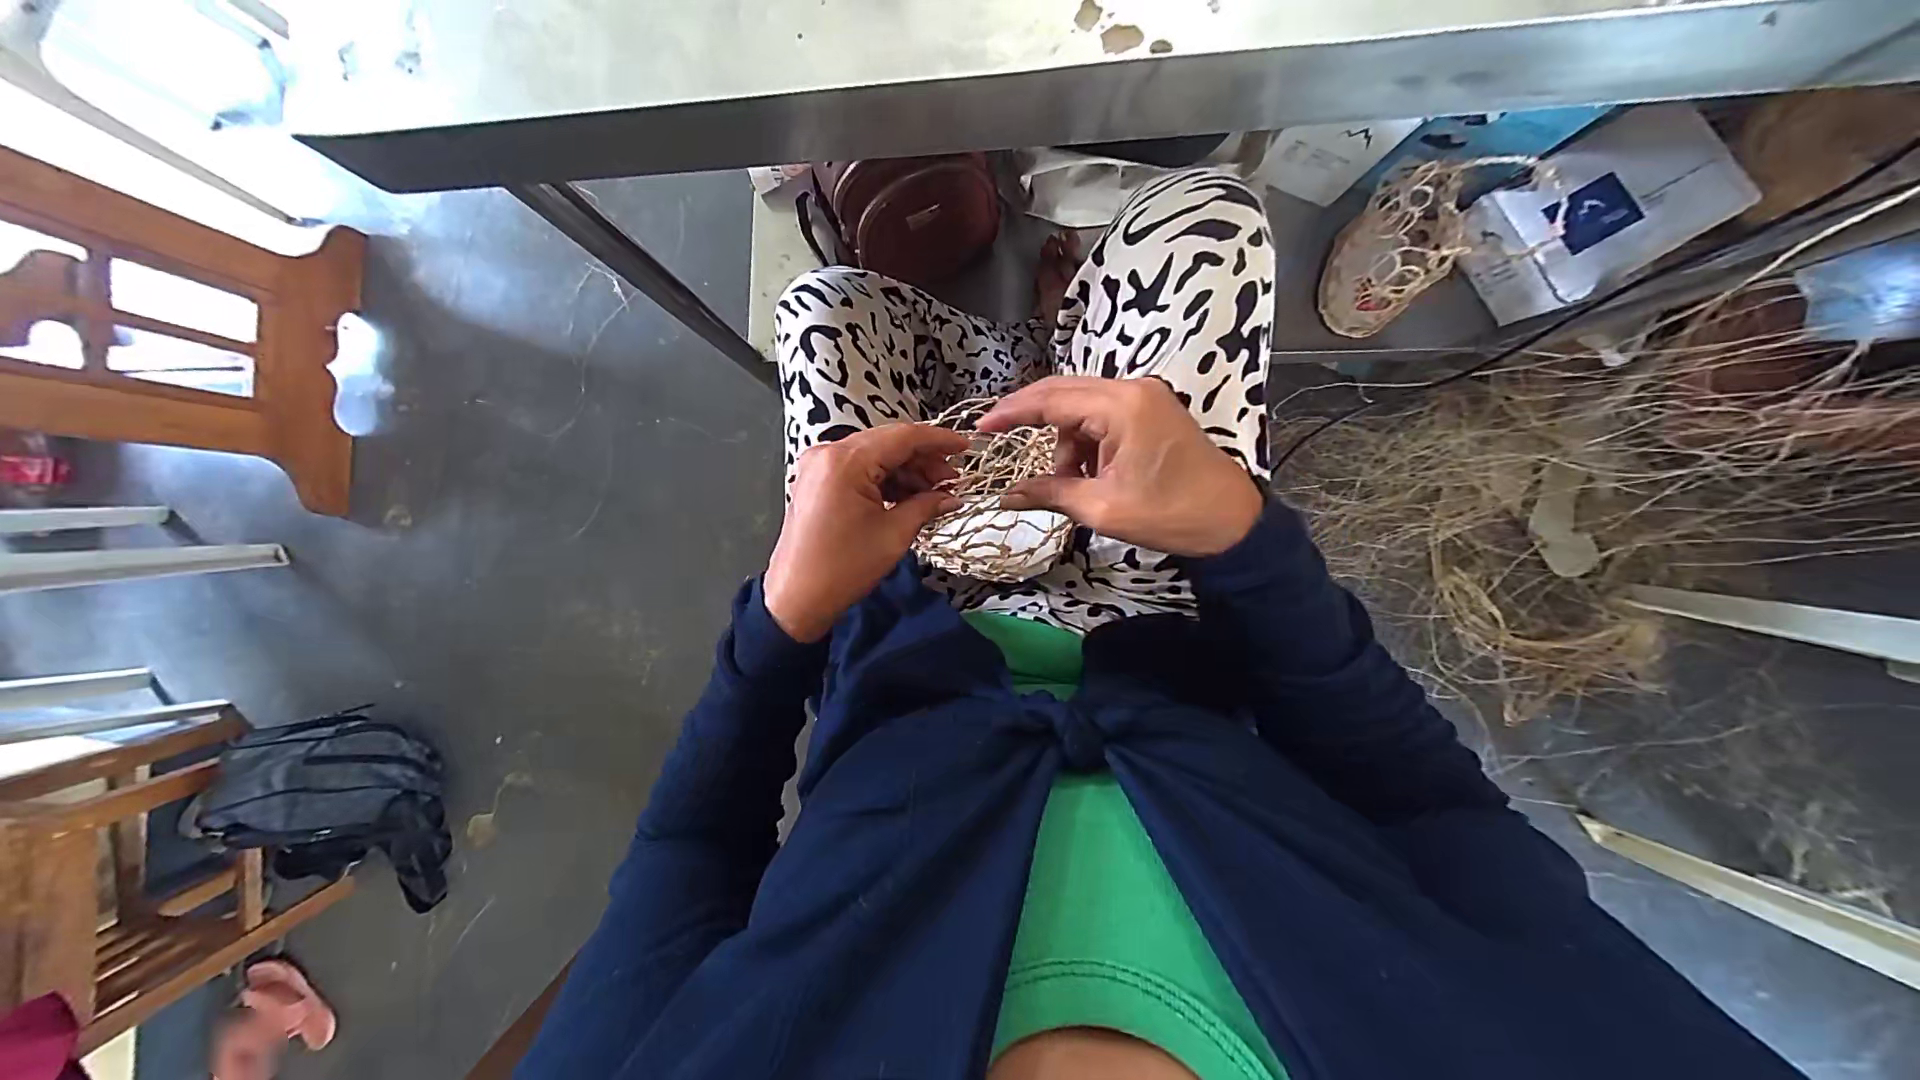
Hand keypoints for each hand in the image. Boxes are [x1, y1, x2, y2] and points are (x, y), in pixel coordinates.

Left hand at [764, 423, 970, 641]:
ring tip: (935, 491)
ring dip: (906, 469)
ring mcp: (820, 465)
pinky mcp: (817, 480)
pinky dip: (886, 478)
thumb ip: (926, 506)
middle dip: (924, 458)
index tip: (964, 447)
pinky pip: (860, 468)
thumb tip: (951, 497)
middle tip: (952, 479)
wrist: (797, 597)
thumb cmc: (840, 569)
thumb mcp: (894, 535)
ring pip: (875, 454)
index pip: (903, 436)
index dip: (939, 440)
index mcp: (845, 462)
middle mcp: (828, 453)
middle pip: (889, 442)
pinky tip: (909, 495)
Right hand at [976, 376, 1262, 556]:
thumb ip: (1050, 494)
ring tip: (1069, 483)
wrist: (1232, 522)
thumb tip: (1006, 497)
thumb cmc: (1170, 515)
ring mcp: (1145, 396)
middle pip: (1064, 392)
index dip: (1011, 412)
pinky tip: (1090, 473)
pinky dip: (1086, 442)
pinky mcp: (1151, 409)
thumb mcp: (1103, 508)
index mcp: (1122, 407)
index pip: (1051, 399)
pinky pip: (1103, 416)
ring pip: (1082, 407)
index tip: (981, 428)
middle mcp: (1132, 389)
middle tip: (998, 439)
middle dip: (1032, 419)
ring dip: (1065, 442)